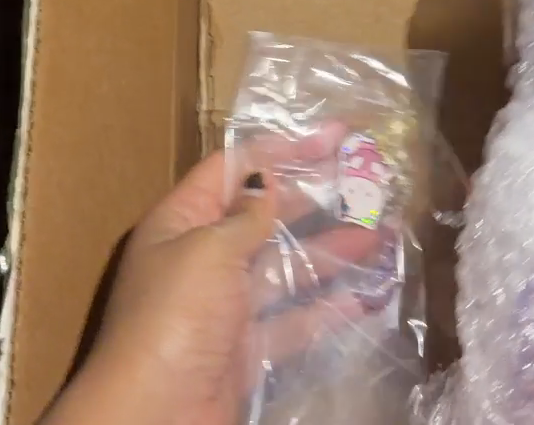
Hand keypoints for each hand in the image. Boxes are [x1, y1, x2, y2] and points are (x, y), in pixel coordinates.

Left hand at [47, 124, 377, 424]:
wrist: (152, 423)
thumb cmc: (173, 319)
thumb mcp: (207, 252)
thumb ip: (245, 216)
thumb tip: (267, 179)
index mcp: (182, 220)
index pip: (236, 168)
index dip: (284, 149)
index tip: (335, 137)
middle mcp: (203, 257)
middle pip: (265, 215)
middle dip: (315, 199)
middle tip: (366, 184)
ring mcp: (226, 307)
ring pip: (285, 268)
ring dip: (331, 253)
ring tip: (381, 235)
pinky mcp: (245, 352)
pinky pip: (292, 322)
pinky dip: (326, 310)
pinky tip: (365, 297)